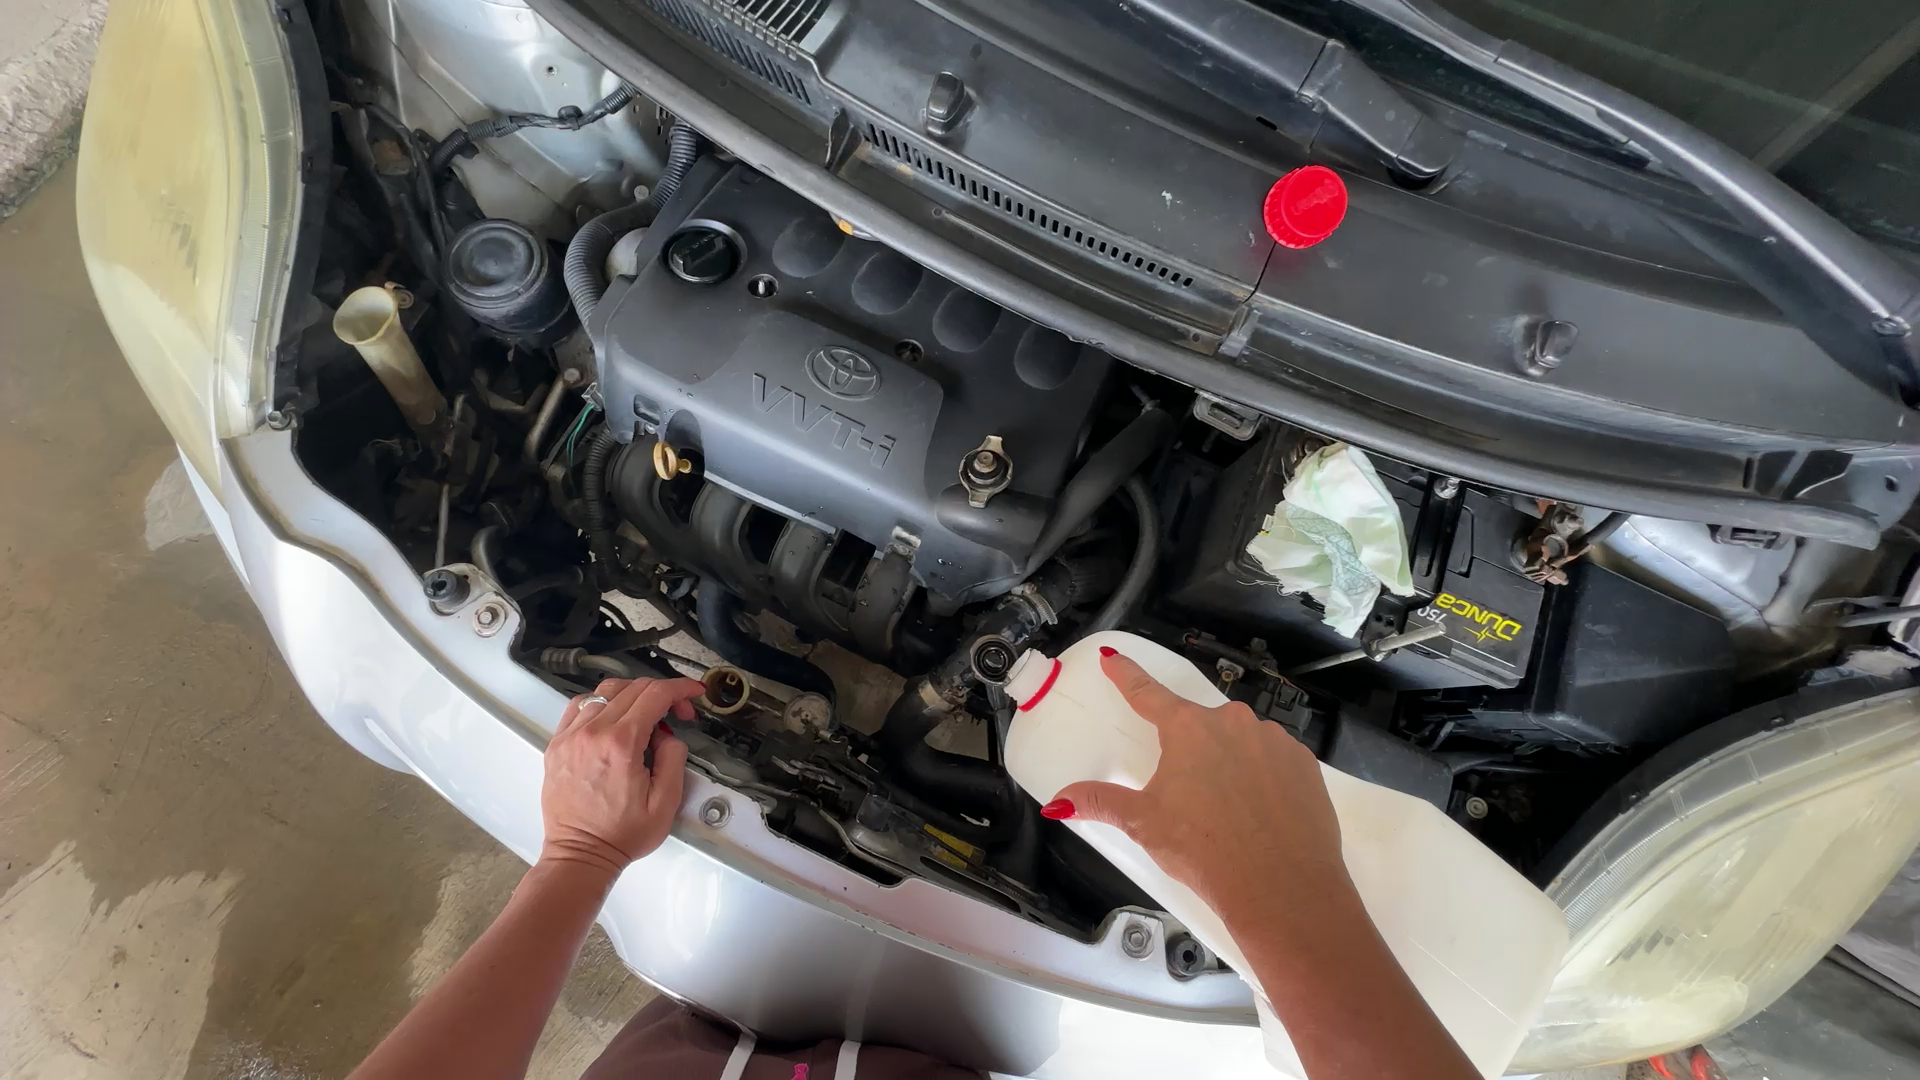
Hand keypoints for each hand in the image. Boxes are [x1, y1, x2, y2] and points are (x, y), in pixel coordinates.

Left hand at [540, 676, 704, 876]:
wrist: (580, 856)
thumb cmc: (621, 834)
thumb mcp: (667, 800)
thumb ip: (674, 756)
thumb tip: (666, 735)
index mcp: (621, 744)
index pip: (656, 694)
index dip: (681, 688)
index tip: (694, 692)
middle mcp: (592, 733)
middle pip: (634, 688)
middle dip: (664, 693)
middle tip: (678, 713)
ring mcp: (570, 737)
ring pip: (607, 691)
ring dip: (635, 694)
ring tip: (647, 715)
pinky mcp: (557, 744)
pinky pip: (581, 705)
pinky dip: (603, 702)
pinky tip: (615, 717)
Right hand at [1052, 652, 1351, 932]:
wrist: (1286, 891)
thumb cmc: (1205, 851)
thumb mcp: (1144, 824)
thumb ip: (1100, 803)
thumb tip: (1056, 802)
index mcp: (1187, 728)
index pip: (1146, 692)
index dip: (1126, 675)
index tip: (1112, 658)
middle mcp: (1232, 721)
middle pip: (1198, 725)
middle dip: (1189, 750)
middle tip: (1187, 794)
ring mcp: (1274, 740)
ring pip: (1239, 741)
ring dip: (1228, 762)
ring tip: (1227, 810)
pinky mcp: (1306, 764)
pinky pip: (1273, 759)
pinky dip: (1263, 776)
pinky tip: (1260, 812)